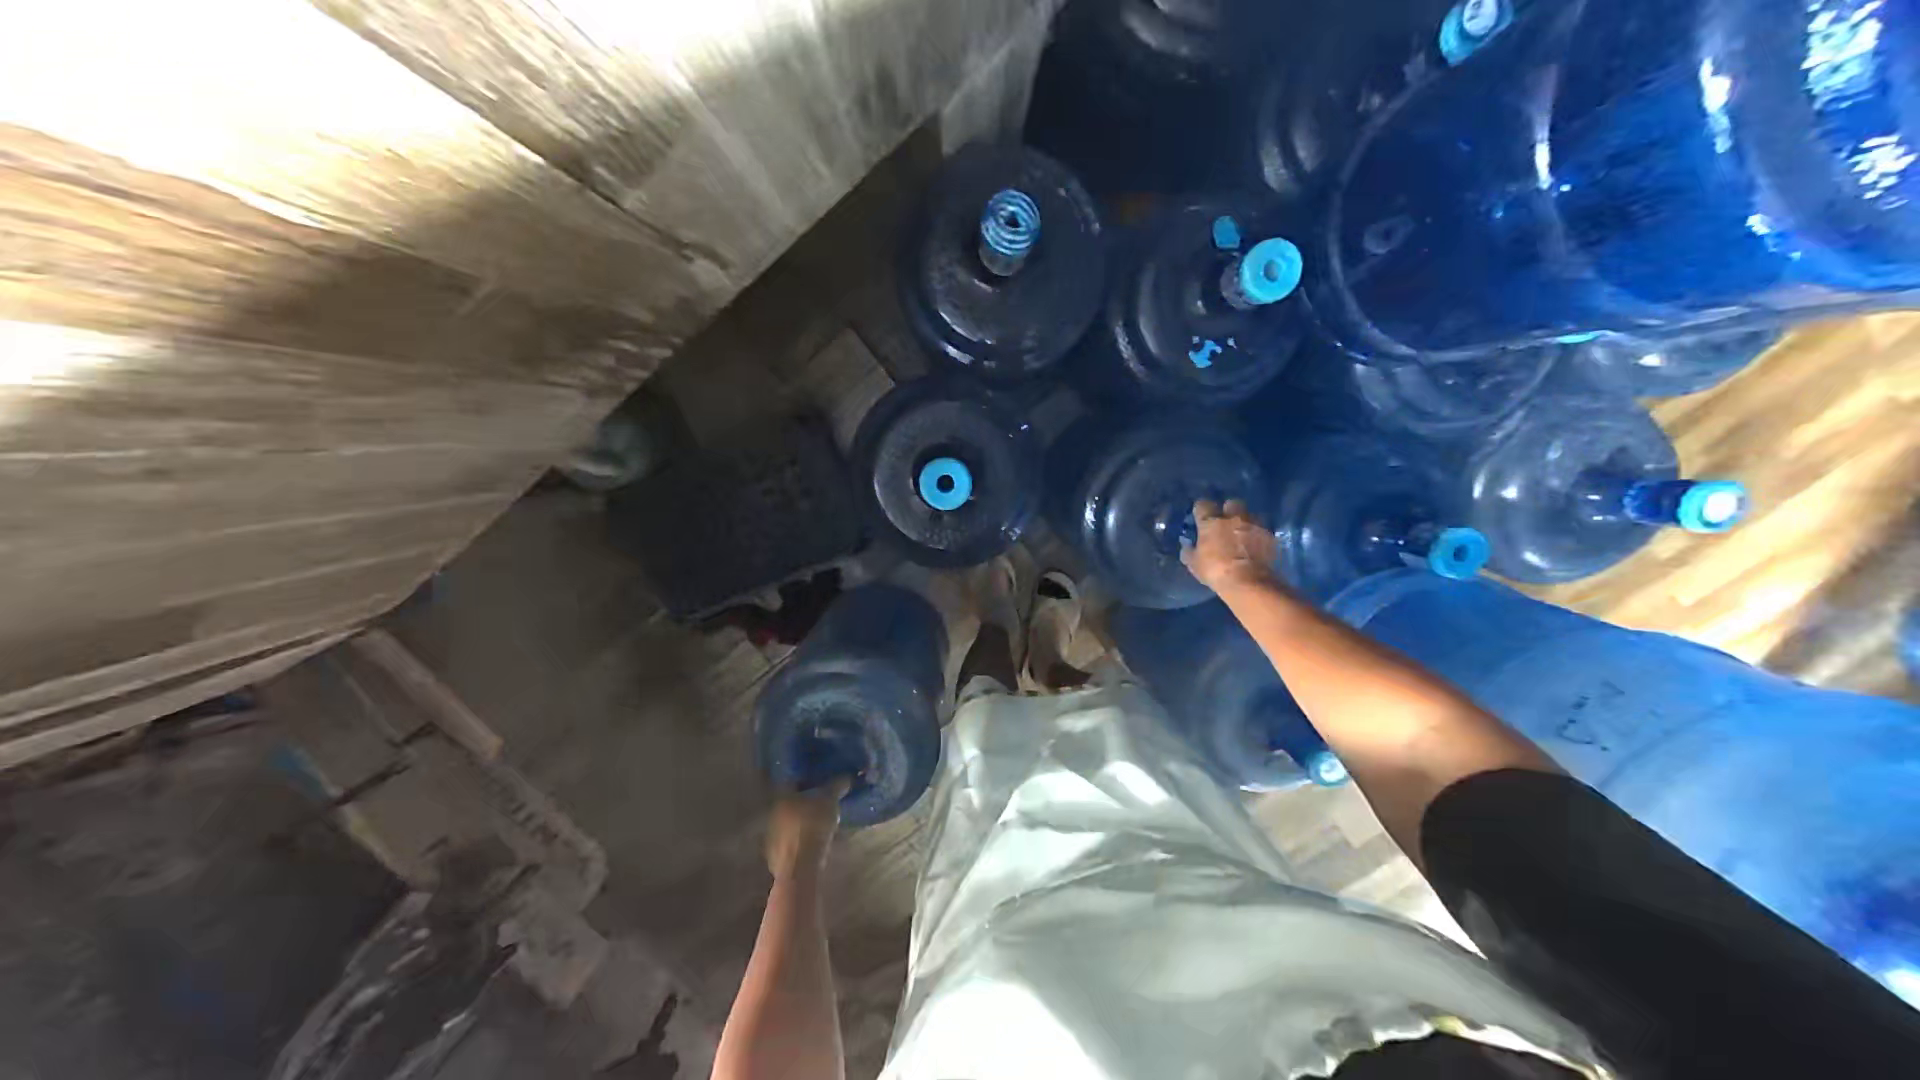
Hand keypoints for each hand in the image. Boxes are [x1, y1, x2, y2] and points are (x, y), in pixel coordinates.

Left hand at [765, 780, 847, 879]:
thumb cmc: (813, 828)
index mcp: (782, 797)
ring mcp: (771, 836)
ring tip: (820, 825)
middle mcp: (773, 814)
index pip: (793, 781)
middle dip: (805, 802)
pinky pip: (789, 842)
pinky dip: (800, 840)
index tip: (820, 780)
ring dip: (802, 822)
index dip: (807, 779)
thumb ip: (836, 787)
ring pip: (789, 823)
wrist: (799, 868)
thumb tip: (846, 776)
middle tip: (822, 802)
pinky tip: (812, 843)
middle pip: (790, 803)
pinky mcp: (774, 856)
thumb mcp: (830, 802)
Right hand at [1182, 499, 1279, 594]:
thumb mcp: (1194, 564)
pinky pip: (1262, 531)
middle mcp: (1233, 517)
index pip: (1203, 504)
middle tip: (1224, 523)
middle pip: (1231, 503)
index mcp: (1211, 522)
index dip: (1201, 510)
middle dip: (1228, 510)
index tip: (1199, 517)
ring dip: (1245, 521)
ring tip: (1242, 534)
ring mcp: (1254, 525)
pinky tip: (1255, 546)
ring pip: (1250, 515)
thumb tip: (1188, 546)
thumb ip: (1190, 551)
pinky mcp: (1269, 536)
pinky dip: (1257, 536)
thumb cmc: (1215, 570)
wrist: (1248, 582)